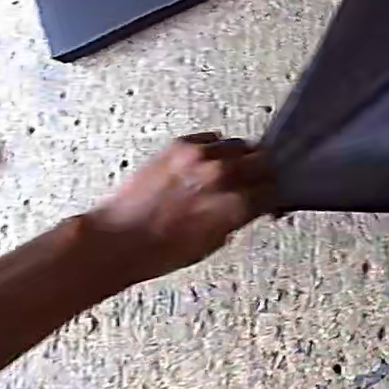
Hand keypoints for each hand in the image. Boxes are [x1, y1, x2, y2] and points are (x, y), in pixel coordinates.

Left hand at [78, 133, 273, 285]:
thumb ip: (242, 216)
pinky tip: (207, 162)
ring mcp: (202, 157)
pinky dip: (214, 148)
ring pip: (241, 145)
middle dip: (262, 172)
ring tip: (231, 169)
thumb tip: (255, 205)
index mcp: (237, 203)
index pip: (273, 188)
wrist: (114, 241)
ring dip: (240, 157)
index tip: (268, 197)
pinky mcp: (181, 146)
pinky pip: (212, 138)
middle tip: (256, 181)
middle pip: (264, 160)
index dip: (273, 194)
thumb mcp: (216, 241)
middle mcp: (224, 175)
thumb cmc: (159, 250)